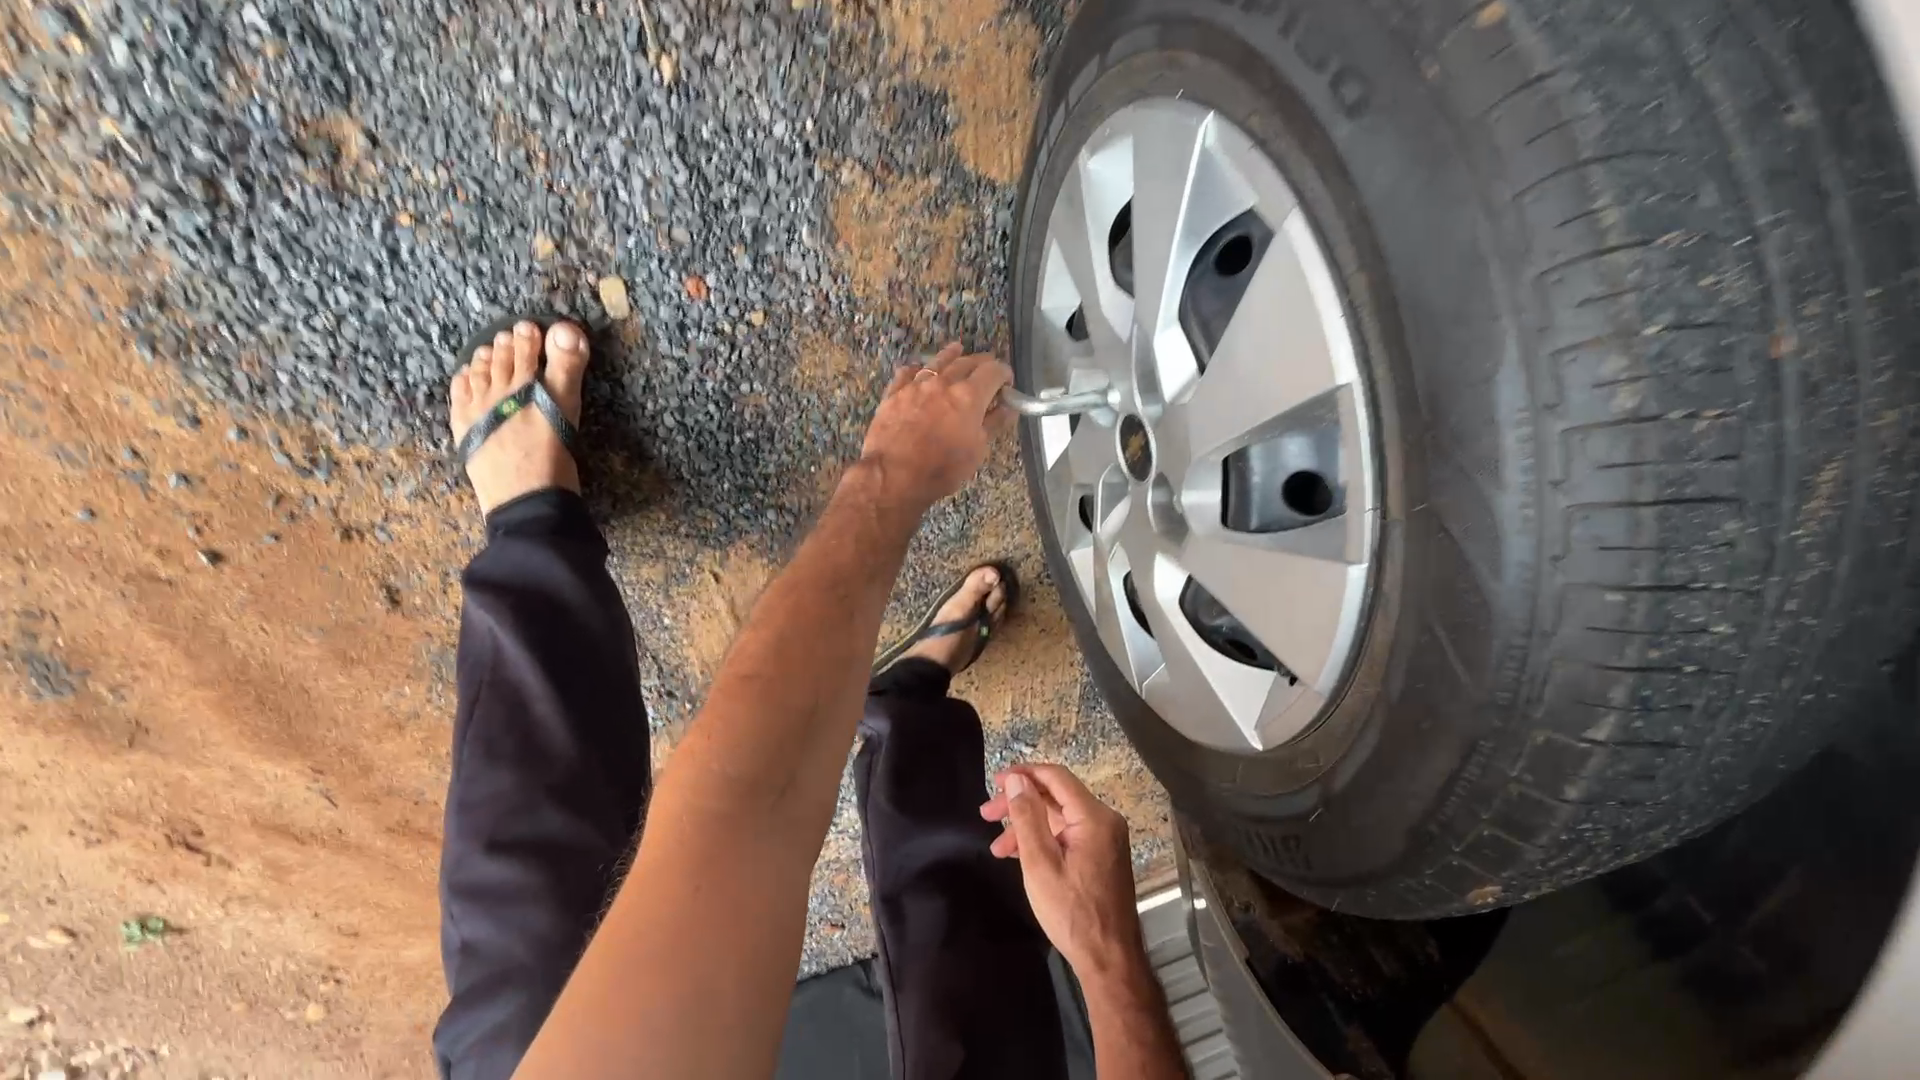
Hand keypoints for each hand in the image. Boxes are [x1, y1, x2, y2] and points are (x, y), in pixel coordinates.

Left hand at [858, 343, 1013, 509]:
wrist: (893, 475)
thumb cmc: (941, 468)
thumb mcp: (977, 450)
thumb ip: (994, 424)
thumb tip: (1009, 408)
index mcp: (969, 396)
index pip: (993, 371)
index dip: (1005, 374)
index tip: (1008, 382)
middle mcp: (943, 382)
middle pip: (966, 362)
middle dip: (981, 363)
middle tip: (987, 368)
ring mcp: (916, 385)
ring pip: (937, 361)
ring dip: (951, 355)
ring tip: (957, 349)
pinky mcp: (893, 394)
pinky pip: (908, 373)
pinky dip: (918, 369)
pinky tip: (918, 369)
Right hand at [979, 764, 1144, 978]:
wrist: (1110, 960)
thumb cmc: (1072, 913)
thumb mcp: (1040, 863)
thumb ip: (1027, 817)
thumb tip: (1016, 779)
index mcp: (1094, 817)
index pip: (1056, 777)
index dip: (1023, 774)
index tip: (994, 782)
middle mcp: (1104, 821)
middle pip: (1056, 797)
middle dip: (1020, 803)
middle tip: (986, 814)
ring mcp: (1105, 840)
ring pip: (1060, 818)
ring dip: (1027, 825)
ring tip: (997, 846)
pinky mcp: (1101, 856)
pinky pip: (1068, 835)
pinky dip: (1043, 840)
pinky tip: (1019, 855)